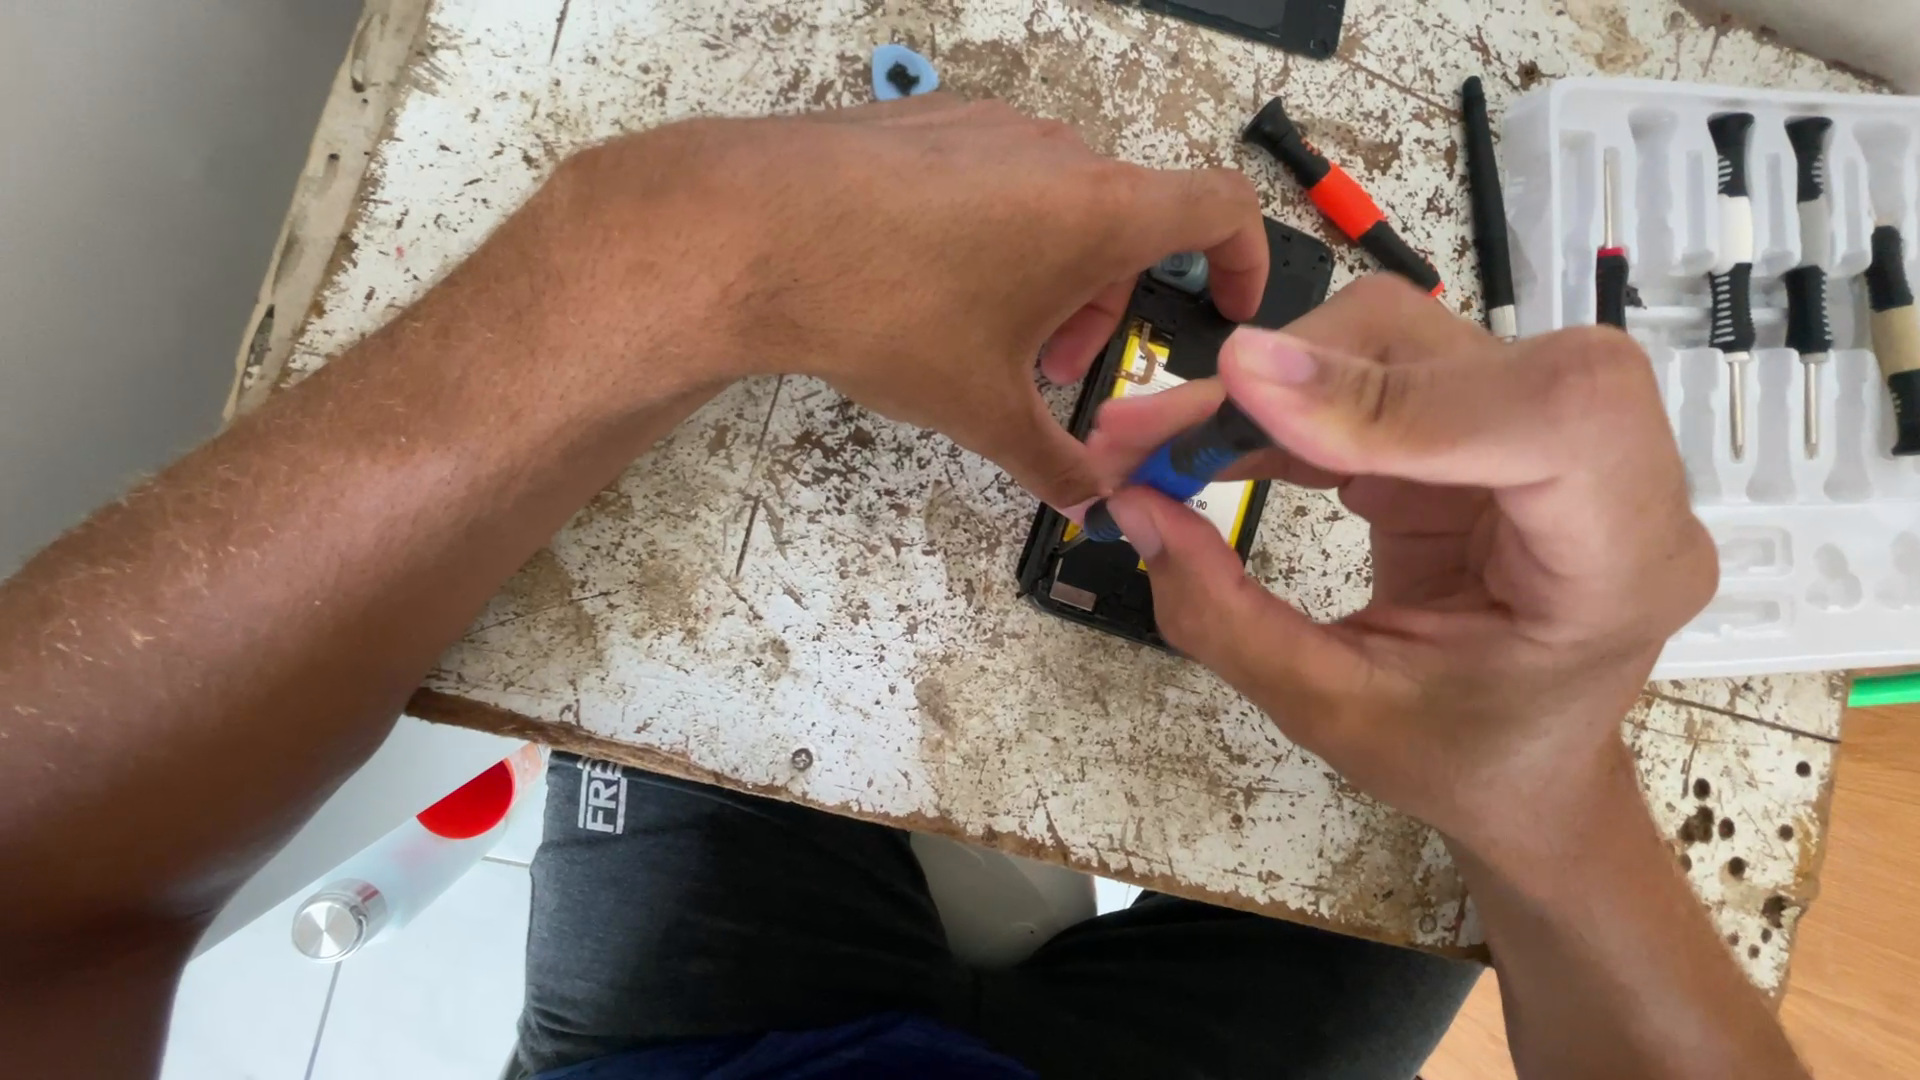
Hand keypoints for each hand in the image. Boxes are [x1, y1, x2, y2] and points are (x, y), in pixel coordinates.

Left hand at [505, 95, 1268, 506]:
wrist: (753, 237)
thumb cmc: (894, 317)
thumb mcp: (984, 411)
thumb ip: (1053, 463)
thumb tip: (1089, 501)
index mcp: (1097, 210)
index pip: (1218, 210)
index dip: (1240, 261)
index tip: (1225, 307)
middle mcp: (1055, 151)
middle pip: (1122, 226)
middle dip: (1102, 307)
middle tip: (1048, 370)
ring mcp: (986, 126)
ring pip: (1055, 206)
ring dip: (1047, 277)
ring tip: (983, 337)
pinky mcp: (926, 125)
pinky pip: (993, 182)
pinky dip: (995, 237)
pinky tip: (930, 286)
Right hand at [1085, 277, 1717, 866]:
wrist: (1521, 762)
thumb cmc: (1454, 759)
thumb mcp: (1326, 711)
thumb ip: (1220, 614)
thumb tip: (1133, 503)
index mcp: (1617, 563)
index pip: (1550, 417)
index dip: (1389, 394)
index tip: (1242, 385)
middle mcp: (1599, 469)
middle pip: (1440, 352)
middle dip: (1278, 382)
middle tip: (1143, 437)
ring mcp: (1529, 432)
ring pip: (1388, 345)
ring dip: (1257, 389)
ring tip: (1154, 445)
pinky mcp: (1463, 426)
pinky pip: (1358, 381)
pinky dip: (1267, 410)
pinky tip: (1203, 448)